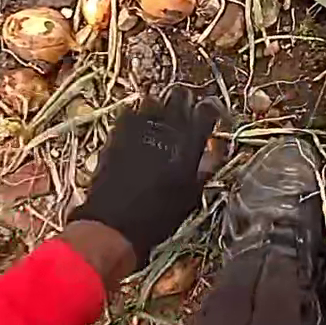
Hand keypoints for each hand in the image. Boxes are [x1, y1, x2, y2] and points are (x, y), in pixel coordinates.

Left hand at [69, 91, 219, 269]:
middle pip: (179, 98)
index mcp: (188, 144)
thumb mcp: (191, 195)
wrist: (113, 226)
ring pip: (153, 101)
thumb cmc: (158, 216)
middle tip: (186, 111)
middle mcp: (164, 130)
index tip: (210, 115)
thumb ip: (204, 167)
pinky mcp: (115, 134)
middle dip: (185, 101)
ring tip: (162, 116)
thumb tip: (213, 149)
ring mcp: (137, 129)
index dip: (210, 111)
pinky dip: (137, 117)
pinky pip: (129, 114)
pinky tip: (139, 127)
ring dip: (160, 107)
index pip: (206, 112)